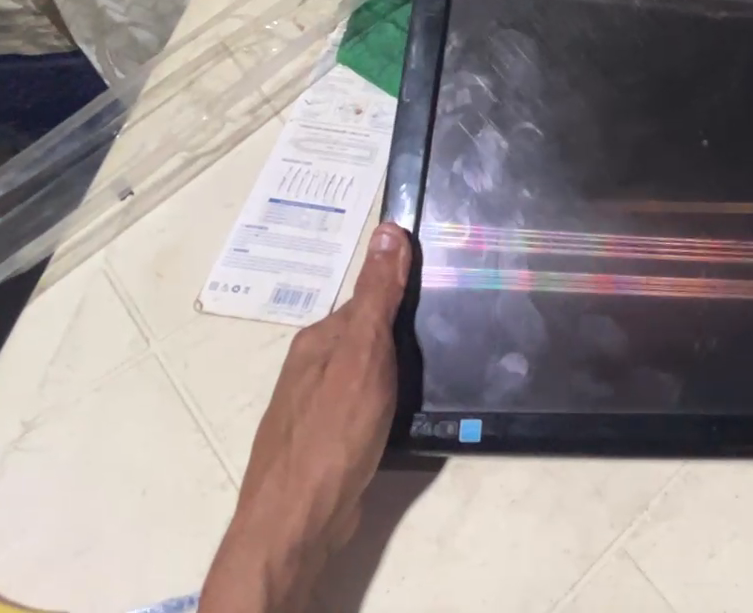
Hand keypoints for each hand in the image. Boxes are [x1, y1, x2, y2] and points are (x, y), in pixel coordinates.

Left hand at [199, 223, 411, 612]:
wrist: (297, 522)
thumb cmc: (333, 432)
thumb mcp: (364, 353)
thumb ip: (377, 295)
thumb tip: (388, 229)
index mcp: (320, 339)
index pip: (370, 299)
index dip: (407, 293)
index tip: (448, 291)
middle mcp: (313, 366)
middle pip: (369, 334)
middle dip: (405, 330)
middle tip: (454, 331)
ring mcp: (318, 405)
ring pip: (370, 370)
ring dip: (400, 367)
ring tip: (440, 369)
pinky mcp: (331, 439)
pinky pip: (368, 403)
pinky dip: (392, 398)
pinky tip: (410, 410)